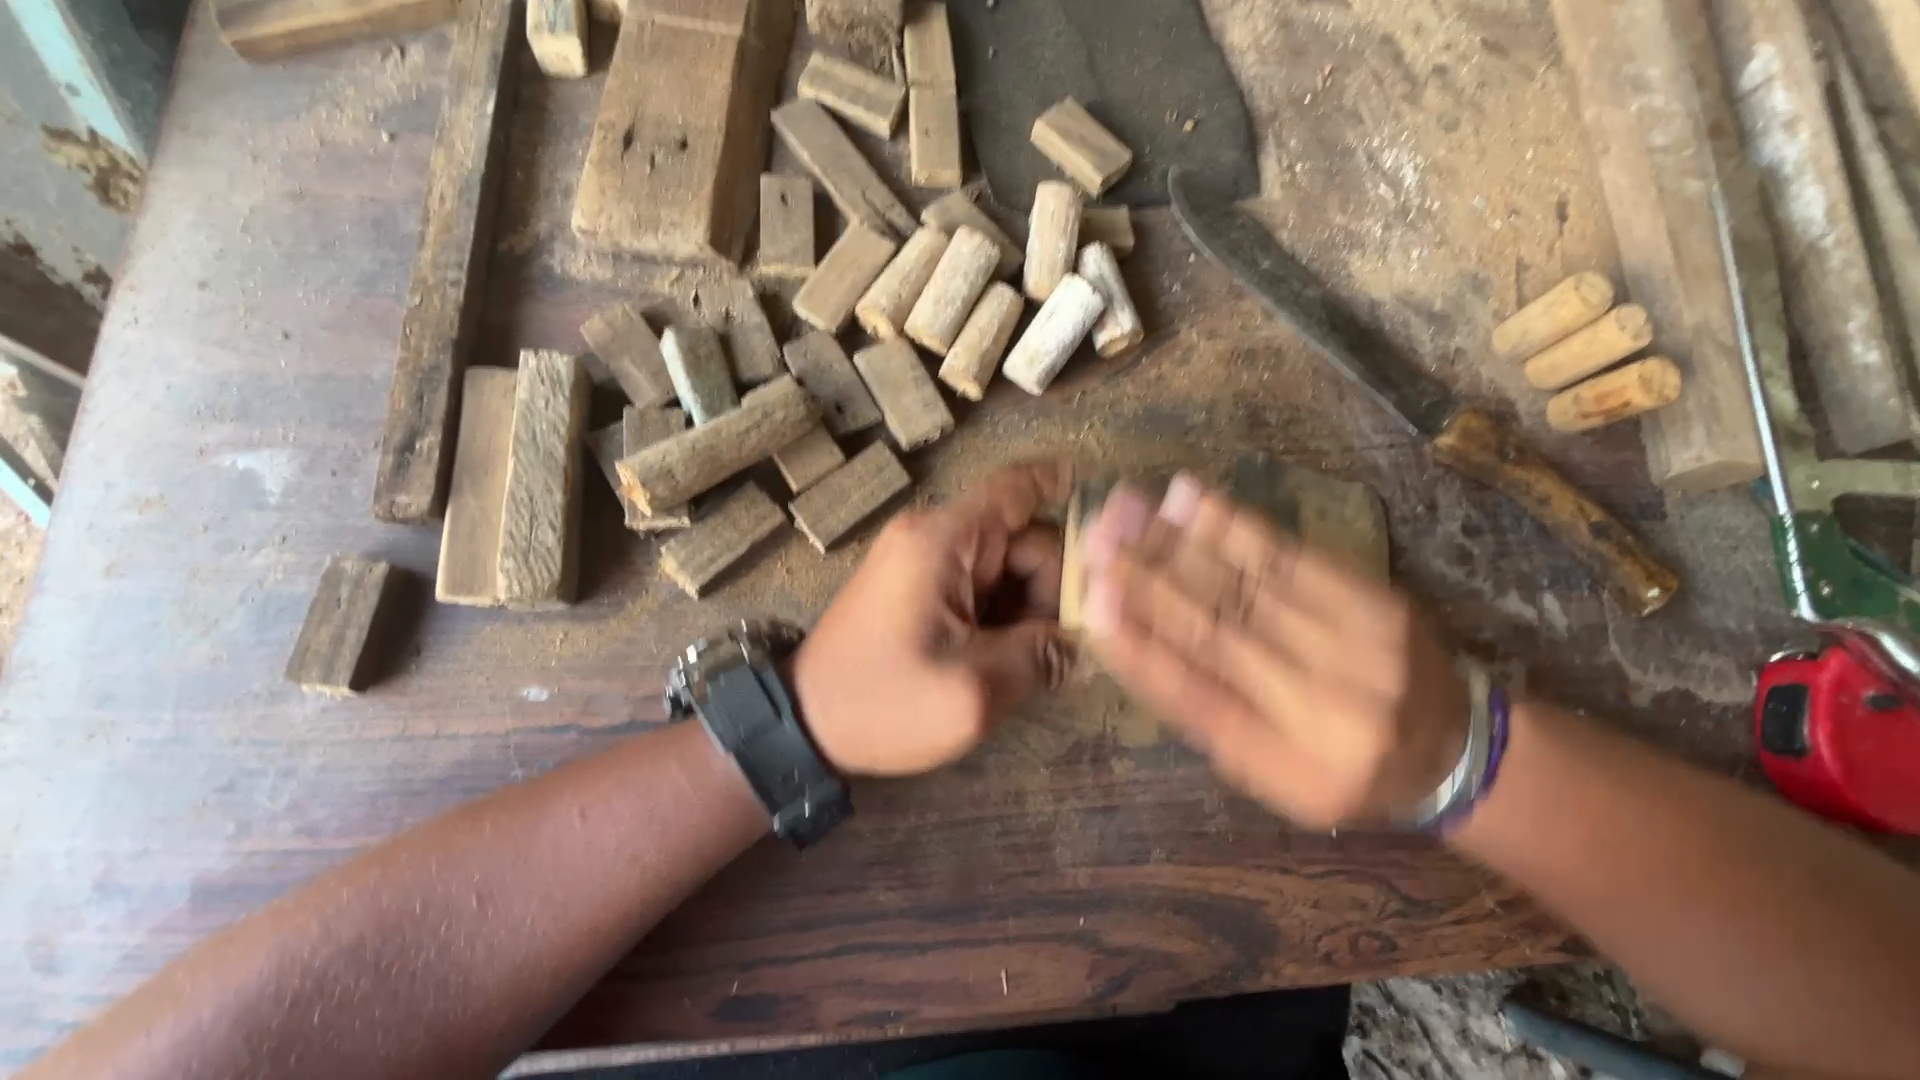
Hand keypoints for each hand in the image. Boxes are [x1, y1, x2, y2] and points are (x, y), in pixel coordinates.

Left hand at [795, 460, 1075, 776]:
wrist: (804, 726)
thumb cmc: (884, 702)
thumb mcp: (974, 691)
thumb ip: (1041, 657)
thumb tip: (1083, 640)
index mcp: (943, 542)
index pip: (1014, 489)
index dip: (1060, 487)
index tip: (1103, 504)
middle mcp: (933, 539)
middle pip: (1023, 540)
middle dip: (1049, 590)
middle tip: (1049, 651)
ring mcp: (923, 565)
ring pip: (1006, 570)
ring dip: (1026, 612)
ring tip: (1015, 666)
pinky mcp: (918, 592)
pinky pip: (980, 590)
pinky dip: (1001, 619)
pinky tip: (996, 660)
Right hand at [1079, 473, 1467, 827]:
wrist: (1457, 751)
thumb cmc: (1340, 771)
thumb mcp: (1267, 772)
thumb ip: (1205, 714)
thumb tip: (1133, 646)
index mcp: (1287, 758)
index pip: (1199, 695)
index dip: (1142, 650)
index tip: (1096, 605)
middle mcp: (1324, 700)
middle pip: (1219, 629)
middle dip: (1149, 579)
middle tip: (1094, 538)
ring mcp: (1358, 642)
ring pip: (1249, 584)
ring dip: (1179, 541)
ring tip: (1126, 507)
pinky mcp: (1374, 597)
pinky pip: (1294, 555)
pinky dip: (1234, 523)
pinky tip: (1191, 497)